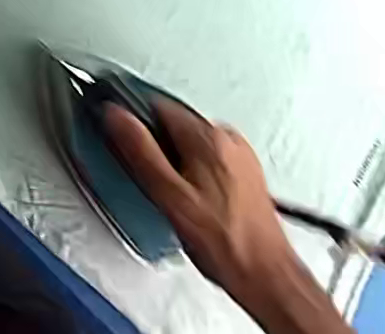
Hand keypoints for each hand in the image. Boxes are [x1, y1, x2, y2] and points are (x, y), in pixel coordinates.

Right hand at [103, 99, 303, 309]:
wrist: (269, 279)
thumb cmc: (226, 244)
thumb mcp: (169, 196)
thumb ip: (140, 149)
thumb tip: (116, 115)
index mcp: (206, 136)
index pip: (155, 104)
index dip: (134, 120)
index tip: (123, 135)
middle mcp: (226, 137)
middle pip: (173, 121)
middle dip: (155, 142)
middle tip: (150, 174)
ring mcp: (239, 154)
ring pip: (190, 139)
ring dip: (175, 156)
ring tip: (173, 191)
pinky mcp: (245, 170)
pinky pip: (208, 154)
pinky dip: (195, 167)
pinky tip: (193, 196)